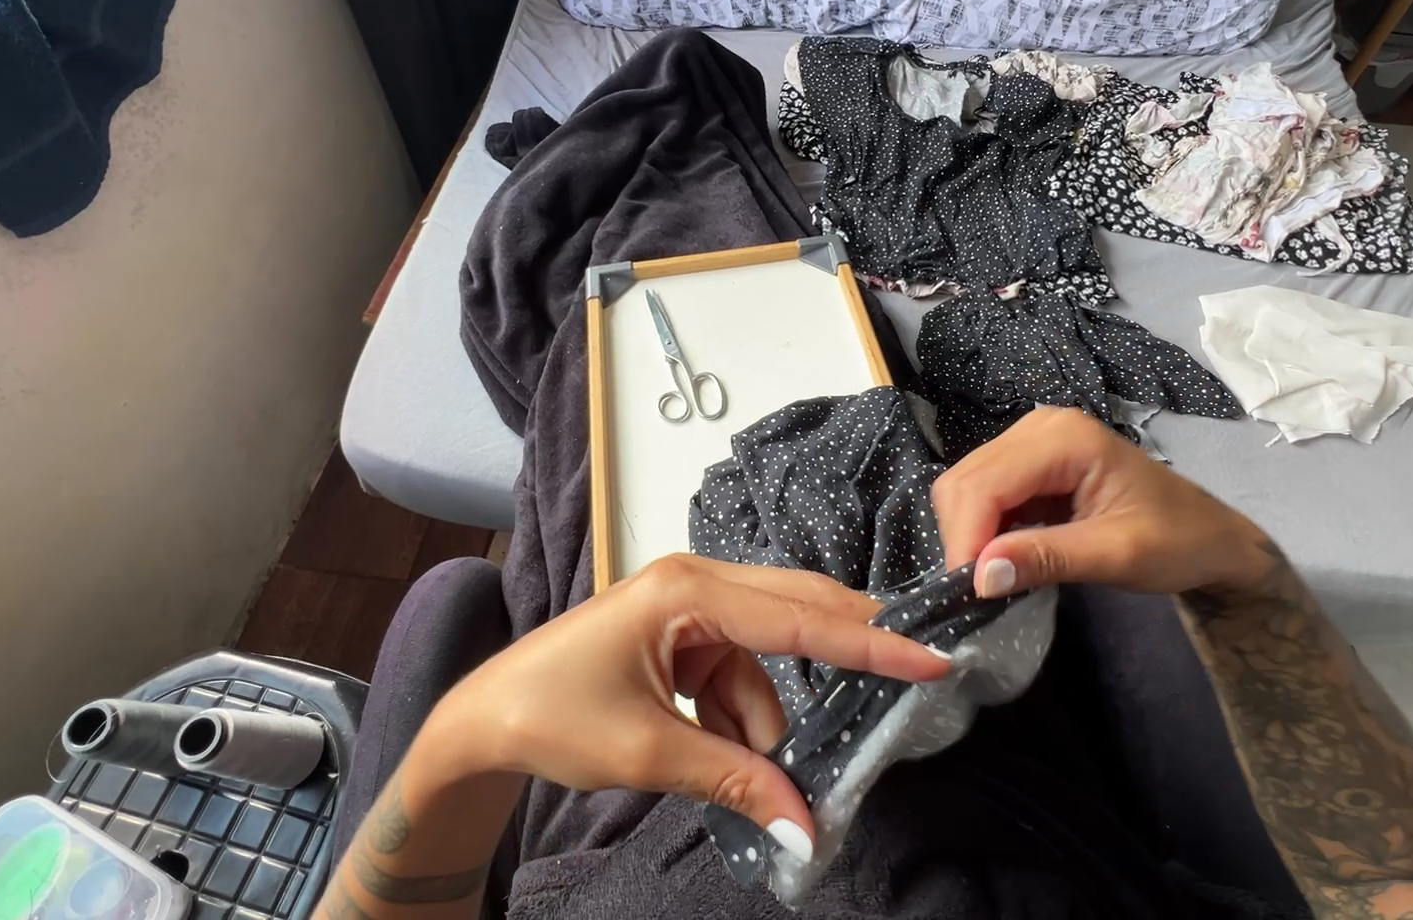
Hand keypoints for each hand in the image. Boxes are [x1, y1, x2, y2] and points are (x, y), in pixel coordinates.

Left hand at [423, 554, 948, 860]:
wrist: (485, 719)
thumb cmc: (550, 714)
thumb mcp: (649, 750)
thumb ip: (734, 780)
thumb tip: (803, 828)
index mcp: (686, 591)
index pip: (796, 616)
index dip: (867, 641)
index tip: (927, 653)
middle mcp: (694, 584)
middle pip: (792, 612)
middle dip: (840, 651)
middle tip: (904, 677)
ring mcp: (689, 608)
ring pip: (764, 661)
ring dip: (766, 720)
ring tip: (754, 778)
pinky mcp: (682, 635)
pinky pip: (736, 675)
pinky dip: (740, 718)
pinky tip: (718, 752)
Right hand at [931, 405, 1277, 598]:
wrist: (1213, 536)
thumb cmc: (1179, 542)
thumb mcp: (1117, 555)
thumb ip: (1046, 559)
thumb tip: (980, 578)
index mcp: (1064, 439)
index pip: (986, 484)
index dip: (967, 535)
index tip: (967, 590)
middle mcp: (1037, 428)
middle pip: (965, 480)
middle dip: (961, 535)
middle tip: (973, 589)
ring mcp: (1029, 440)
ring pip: (965, 486)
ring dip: (968, 533)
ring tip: (986, 576)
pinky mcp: (1026, 461)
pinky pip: (983, 492)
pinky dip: (981, 528)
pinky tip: (998, 555)